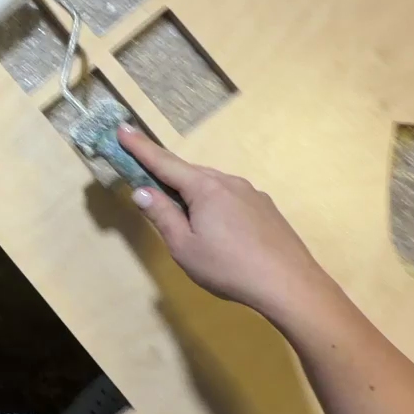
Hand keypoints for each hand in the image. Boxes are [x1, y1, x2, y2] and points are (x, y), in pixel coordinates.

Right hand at [118, 125, 335, 320]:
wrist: (291, 285)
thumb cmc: (228, 268)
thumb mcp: (184, 246)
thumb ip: (162, 215)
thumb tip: (142, 190)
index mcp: (205, 188)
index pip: (164, 163)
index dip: (140, 147)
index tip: (122, 128)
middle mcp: (228, 182)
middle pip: (188, 173)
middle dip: (165, 175)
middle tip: (144, 182)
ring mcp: (251, 194)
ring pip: (210, 185)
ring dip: (190, 193)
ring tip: (182, 217)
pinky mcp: (265, 208)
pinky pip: (229, 197)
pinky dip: (212, 203)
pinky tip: (216, 228)